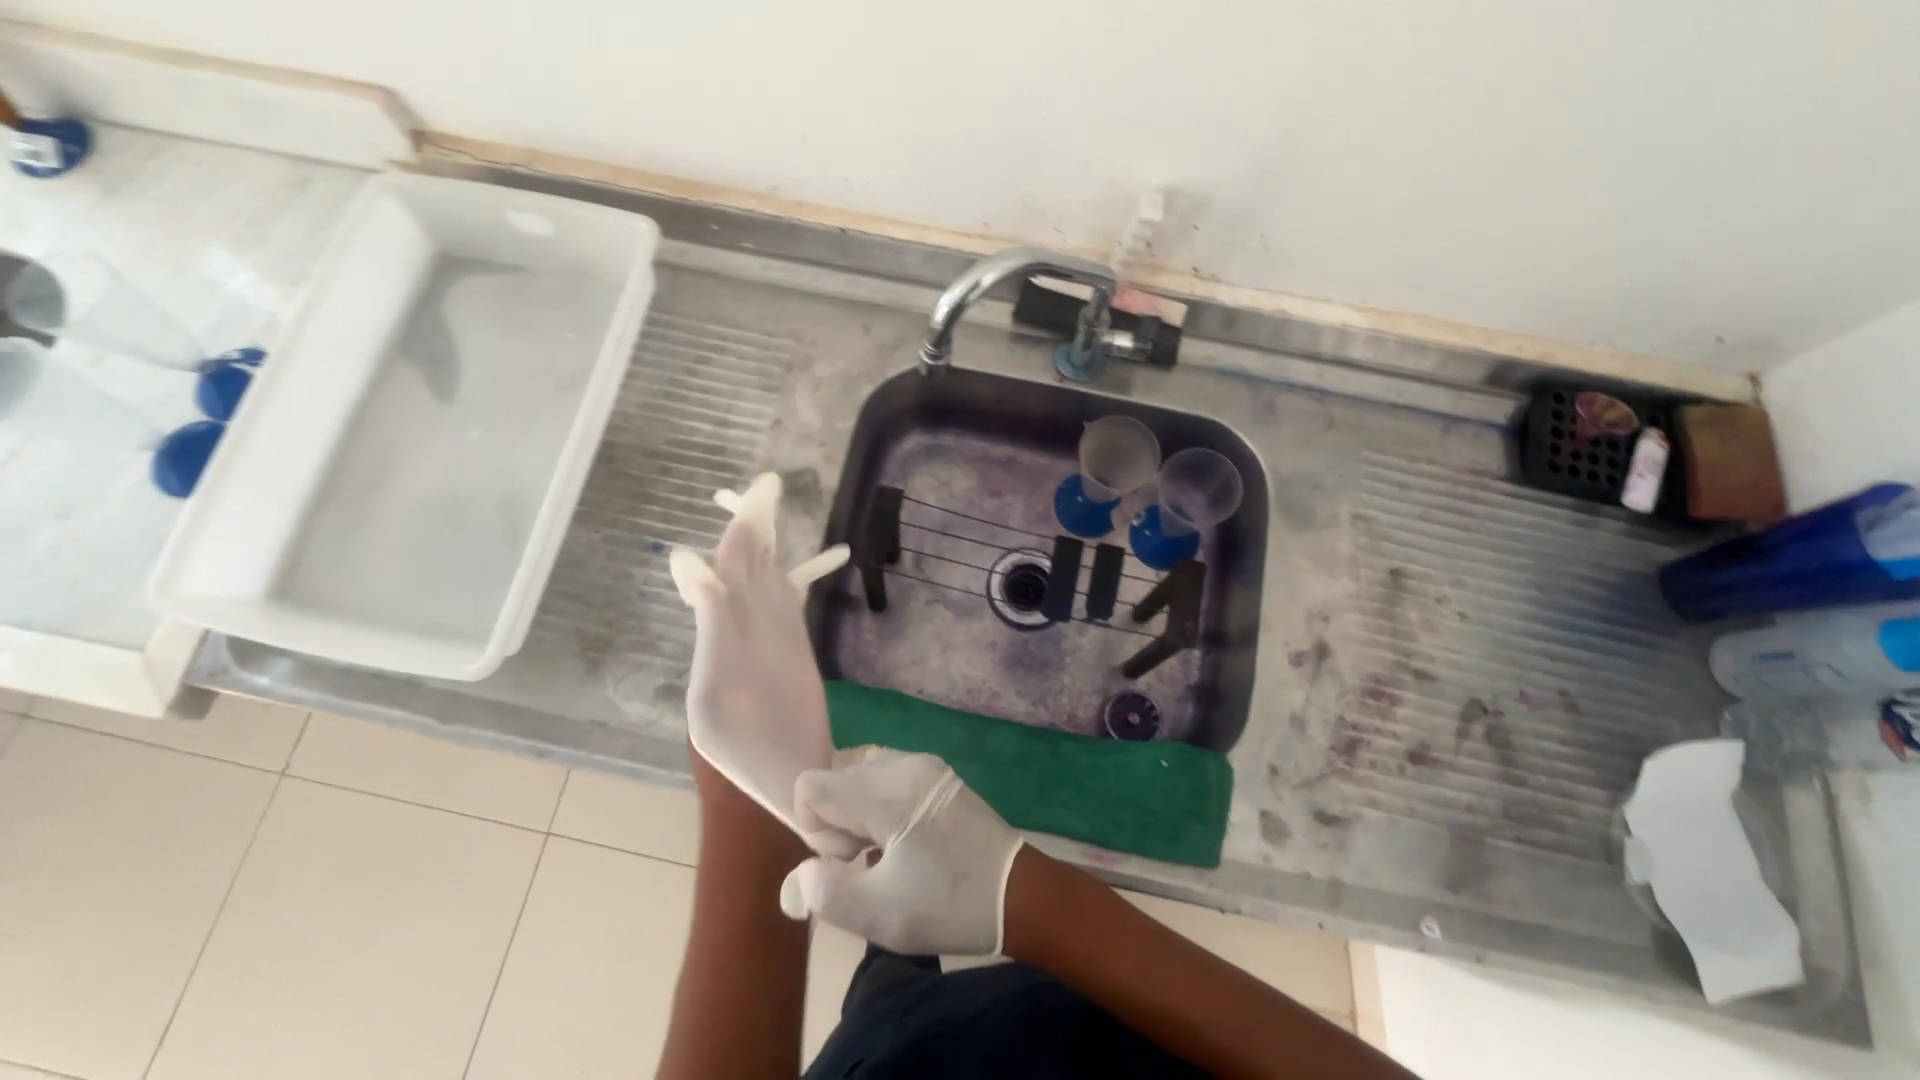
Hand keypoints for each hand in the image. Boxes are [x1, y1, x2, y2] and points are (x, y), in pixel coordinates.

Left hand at [670, 472, 857, 857]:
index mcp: (722, 631)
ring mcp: (771, 631)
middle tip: (769, 482)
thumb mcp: (716, 690)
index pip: (728, 565)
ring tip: (779, 500)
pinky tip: (836, 553)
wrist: (781, 784)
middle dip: (755, 521)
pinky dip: (811, 571)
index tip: (758, 490)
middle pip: (747, 560)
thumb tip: (688, 561)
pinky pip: (798, 594)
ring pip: (770, 570)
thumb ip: (711, 626)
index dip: (741, 527)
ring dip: (773, 538)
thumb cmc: (744, 752)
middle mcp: (745, 623)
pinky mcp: (793, 644)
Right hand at [779, 749, 1025, 955]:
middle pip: (835, 777)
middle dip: (835, 821)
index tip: (845, 861)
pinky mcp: (940, 773)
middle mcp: (903, 765)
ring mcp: (925, 764)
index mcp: (887, 794)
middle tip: (865, 861)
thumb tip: (807, 869)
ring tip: (884, 851)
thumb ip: (824, 891)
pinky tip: (903, 840)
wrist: (1019, 894)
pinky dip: (879, 803)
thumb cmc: (947, 906)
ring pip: (859, 773)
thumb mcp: (877, 914)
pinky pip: (886, 774)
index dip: (813, 828)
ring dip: (857, 811)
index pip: (812, 784)